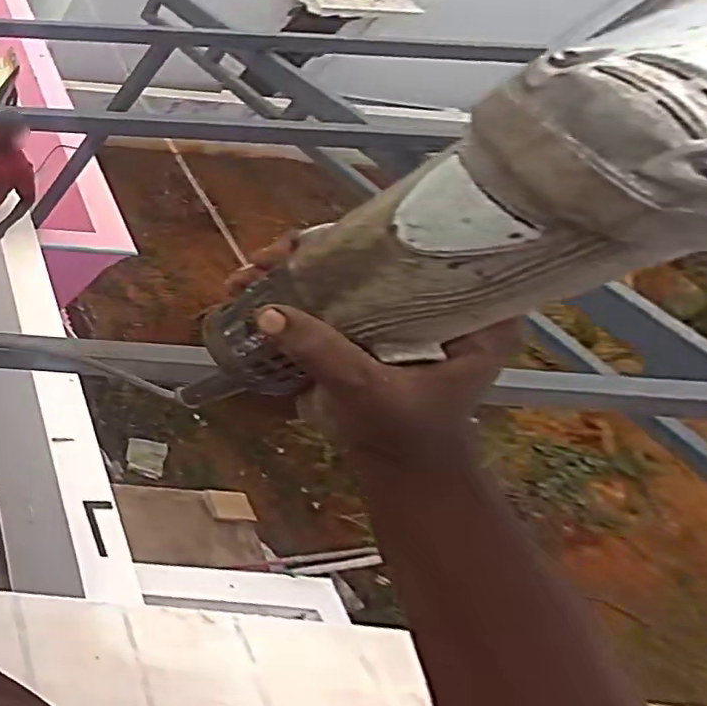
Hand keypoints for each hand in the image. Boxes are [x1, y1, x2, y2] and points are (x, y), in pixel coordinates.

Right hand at [230, 235, 520, 471]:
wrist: (394, 467)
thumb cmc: (402, 431)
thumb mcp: (366, 391)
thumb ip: (324, 353)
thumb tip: (266, 313)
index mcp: (463, 309)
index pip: (418, 248)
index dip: (362, 238)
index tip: (310, 244)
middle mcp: (425, 299)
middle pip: (363, 255)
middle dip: (304, 253)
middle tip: (263, 261)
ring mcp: (385, 310)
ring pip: (331, 273)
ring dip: (281, 271)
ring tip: (242, 279)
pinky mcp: (352, 324)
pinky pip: (315, 296)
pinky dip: (278, 291)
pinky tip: (244, 292)